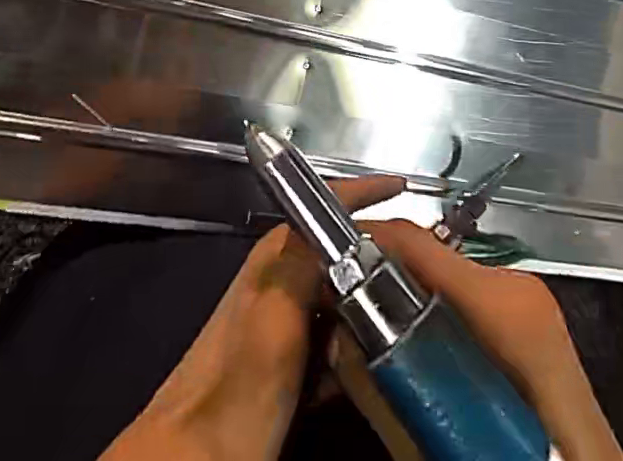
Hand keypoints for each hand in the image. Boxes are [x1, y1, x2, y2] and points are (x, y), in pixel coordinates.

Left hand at [97, 175, 406, 460]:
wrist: (196, 452)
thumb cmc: (235, 387)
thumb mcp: (274, 317)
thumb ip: (302, 265)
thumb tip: (336, 221)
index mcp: (273, 261)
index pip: (320, 206)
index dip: (360, 193)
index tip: (399, 187)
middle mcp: (278, 283)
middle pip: (337, 250)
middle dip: (378, 252)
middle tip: (426, 265)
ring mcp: (283, 324)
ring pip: (341, 296)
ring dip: (375, 302)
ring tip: (416, 310)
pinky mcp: (290, 363)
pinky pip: (336, 340)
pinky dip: (360, 344)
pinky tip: (380, 363)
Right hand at [359, 220, 622, 460]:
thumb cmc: (537, 456)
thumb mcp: (444, 440)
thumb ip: (383, 392)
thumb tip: (334, 343)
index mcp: (505, 304)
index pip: (414, 241)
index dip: (362, 240)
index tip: (323, 258)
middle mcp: (517, 288)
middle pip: (424, 259)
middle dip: (375, 278)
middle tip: (338, 308)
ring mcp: (526, 302)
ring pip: (439, 280)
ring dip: (398, 298)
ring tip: (365, 333)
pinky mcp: (526, 322)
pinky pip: (460, 300)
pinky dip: (426, 313)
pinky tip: (409, 350)